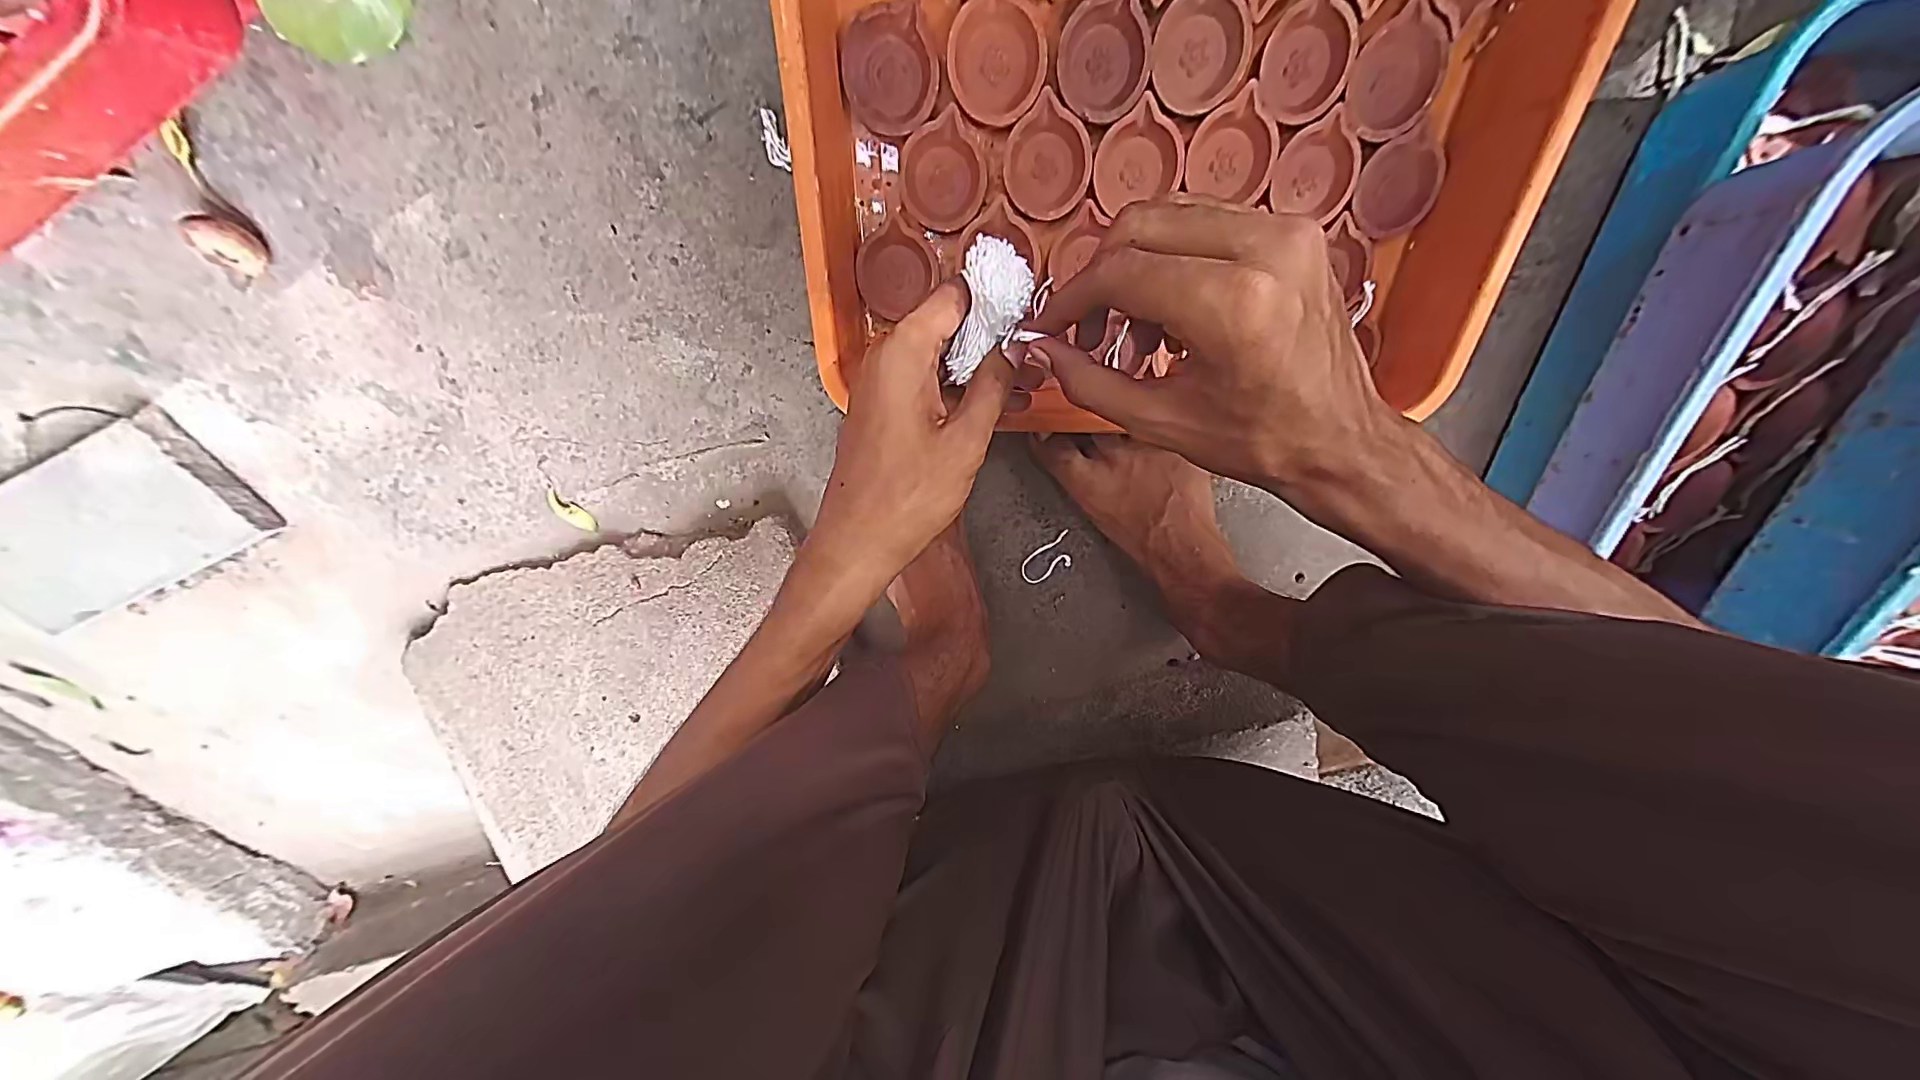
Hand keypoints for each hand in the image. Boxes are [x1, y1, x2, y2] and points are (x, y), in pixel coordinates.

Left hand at [809, 281, 1017, 588]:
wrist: (860, 539)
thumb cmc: (904, 498)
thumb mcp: (965, 440)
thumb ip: (994, 385)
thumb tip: (1014, 351)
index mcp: (901, 353)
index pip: (951, 295)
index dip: (992, 299)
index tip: (1024, 310)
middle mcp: (884, 358)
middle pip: (944, 322)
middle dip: (989, 336)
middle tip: (1029, 355)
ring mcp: (881, 382)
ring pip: (937, 353)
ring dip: (977, 365)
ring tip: (1020, 385)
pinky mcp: (883, 406)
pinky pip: (924, 379)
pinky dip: (956, 386)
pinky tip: (991, 405)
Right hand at [1019, 198, 1403, 522]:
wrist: (1338, 440)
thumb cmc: (1262, 441)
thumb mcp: (1158, 422)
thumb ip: (1088, 381)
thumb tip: (1045, 348)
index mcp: (1232, 304)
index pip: (1119, 271)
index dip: (1071, 299)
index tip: (1052, 324)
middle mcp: (1265, 250)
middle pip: (1139, 225)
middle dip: (1098, 278)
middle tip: (1089, 329)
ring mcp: (1287, 233)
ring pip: (1169, 217)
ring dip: (1133, 268)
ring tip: (1132, 333)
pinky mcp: (1294, 234)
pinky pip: (1205, 225)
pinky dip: (1170, 262)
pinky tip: (1168, 315)